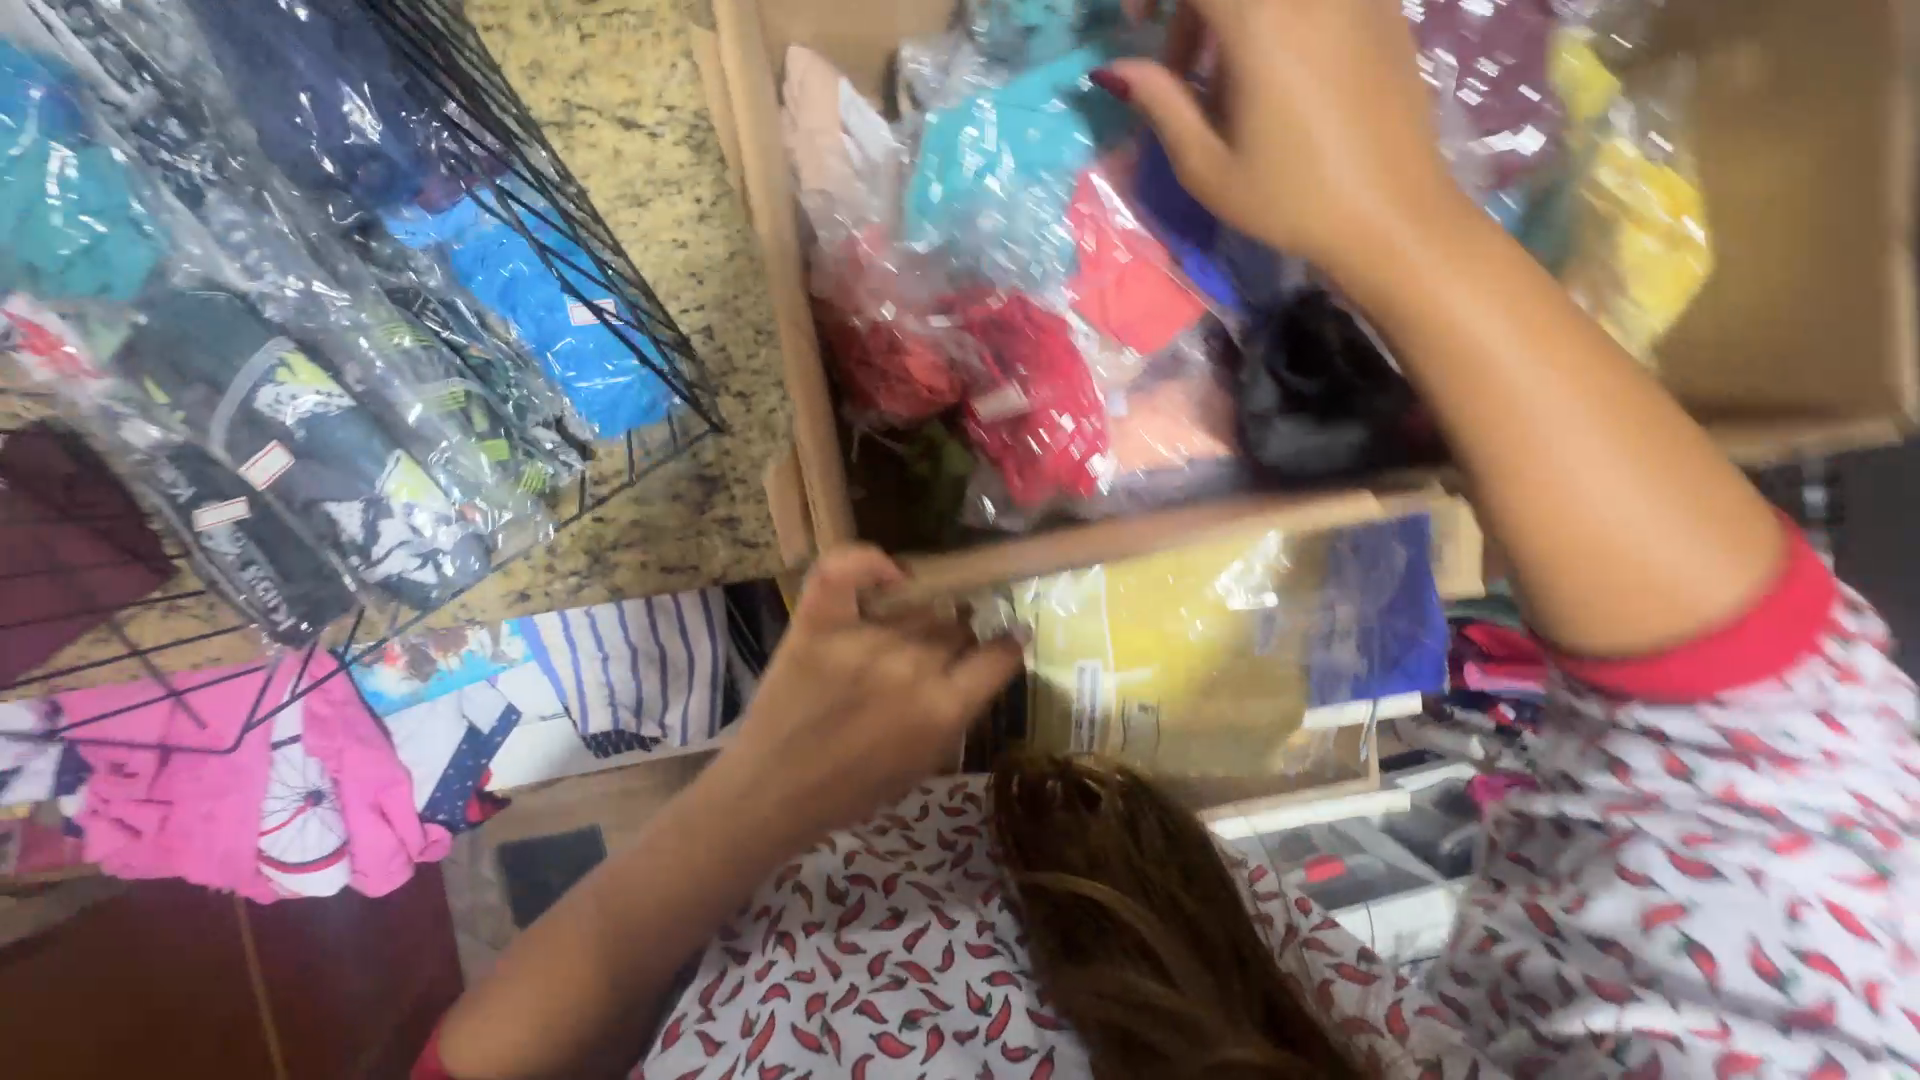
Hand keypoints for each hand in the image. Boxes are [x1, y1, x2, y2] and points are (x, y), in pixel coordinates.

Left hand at [709, 546, 1022, 844]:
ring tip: (905, 631)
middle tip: (938, 651)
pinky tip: (887, 572)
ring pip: (915, 605)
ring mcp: (862, 641)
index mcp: (943, 709)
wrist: (772, 793)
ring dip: (918, 616)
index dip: (1008, 645)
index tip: (1006, 639)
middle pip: (955, 627)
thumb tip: (980, 666)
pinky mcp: (816, 625)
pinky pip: (843, 570)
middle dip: (956, 638)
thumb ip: (957, 713)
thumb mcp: (926, 764)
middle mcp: (910, 667)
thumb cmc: (853, 790)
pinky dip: (866, 561)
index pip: (999, 655)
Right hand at [1102, 0, 1472, 277]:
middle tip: (1185, 64)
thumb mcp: (1207, 167)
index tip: (1140, 25)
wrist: (1391, 213)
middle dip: (1196, 7)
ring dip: (1235, 16)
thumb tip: (1114, 70)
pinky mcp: (1380, 4)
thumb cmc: (1289, 201)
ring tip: (1230, 76)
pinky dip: (1279, 18)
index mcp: (1261, 20)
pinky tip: (1279, 70)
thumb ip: (1160, 103)